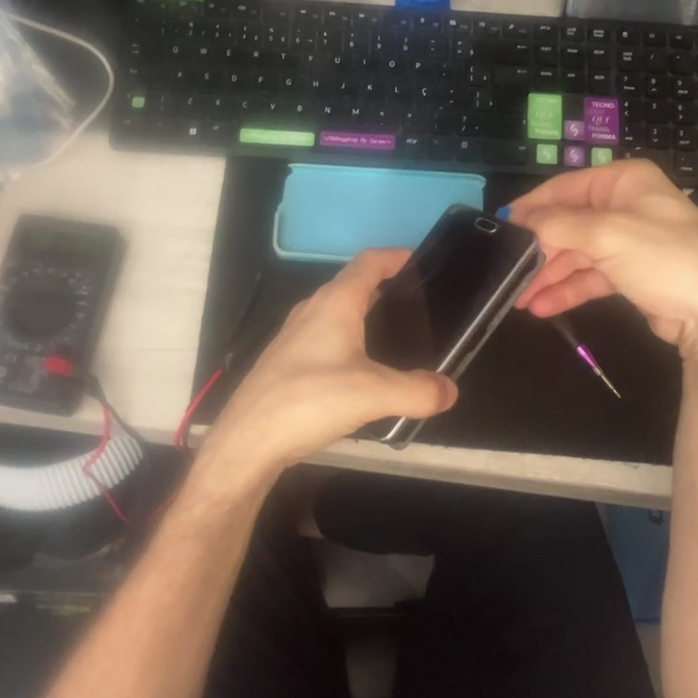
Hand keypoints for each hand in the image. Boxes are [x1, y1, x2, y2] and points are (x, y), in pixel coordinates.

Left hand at [200, 249, 457, 479]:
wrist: (249, 440)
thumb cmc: (310, 402)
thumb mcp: (375, 395)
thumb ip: (418, 391)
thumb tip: (449, 391)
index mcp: (334, 304)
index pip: (368, 263)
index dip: (394, 256)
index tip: (420, 260)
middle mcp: (311, 312)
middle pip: (351, 286)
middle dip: (383, 288)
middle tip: (417, 304)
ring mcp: (294, 338)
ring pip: (336, 315)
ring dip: (364, 317)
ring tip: (396, 337)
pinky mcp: (286, 364)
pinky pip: (325, 341)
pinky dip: (349, 343)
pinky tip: (362, 373)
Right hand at [505, 161, 697, 353]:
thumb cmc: (666, 257)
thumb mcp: (605, 233)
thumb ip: (556, 225)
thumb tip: (519, 221)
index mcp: (625, 181)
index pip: (566, 187)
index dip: (532, 207)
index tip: (500, 227)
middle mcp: (627, 206)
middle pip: (569, 224)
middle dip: (539, 251)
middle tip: (507, 272)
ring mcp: (631, 242)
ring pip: (577, 255)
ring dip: (548, 276)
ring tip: (519, 298)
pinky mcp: (634, 275)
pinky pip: (591, 278)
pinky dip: (567, 290)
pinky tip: (542, 307)